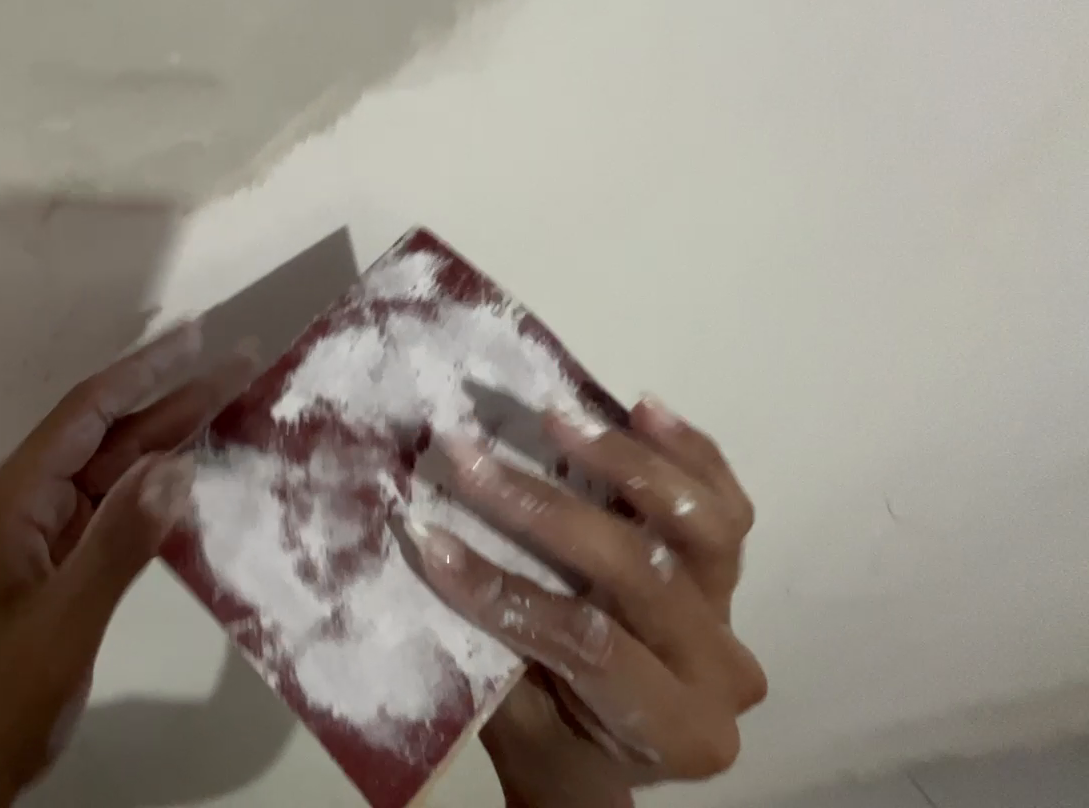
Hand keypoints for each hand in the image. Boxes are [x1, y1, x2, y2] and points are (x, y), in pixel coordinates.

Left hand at [0, 321, 255, 807]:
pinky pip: (106, 504)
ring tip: (225, 398)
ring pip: (110, 467)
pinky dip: (148, 485)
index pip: (86, 414)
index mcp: (11, 497)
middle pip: (105, 434)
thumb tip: (177, 467)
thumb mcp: (64, 624)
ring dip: (165, 436)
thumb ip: (119, 543)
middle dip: (170, 396)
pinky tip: (185, 468)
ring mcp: (36, 526)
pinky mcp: (51, 554)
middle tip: (235, 361)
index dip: (143, 371)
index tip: (195, 337)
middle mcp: (21, 497)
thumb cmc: (0, 698)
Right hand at [407, 398, 766, 807]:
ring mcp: (731, 612)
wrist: (605, 746)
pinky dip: (686, 452)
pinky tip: (641, 407)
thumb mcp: (508, 717)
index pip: (585, 642)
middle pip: (638, 572)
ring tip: (555, 417)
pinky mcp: (724, 570)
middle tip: (464, 456)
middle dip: (539, 508)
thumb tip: (422, 544)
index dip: (500, 589)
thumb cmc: (546, 736)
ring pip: (701, 528)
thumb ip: (478, 639)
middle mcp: (719, 670)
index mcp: (672, 727)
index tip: (426, 536)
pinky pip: (723, 505)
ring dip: (621, 464)